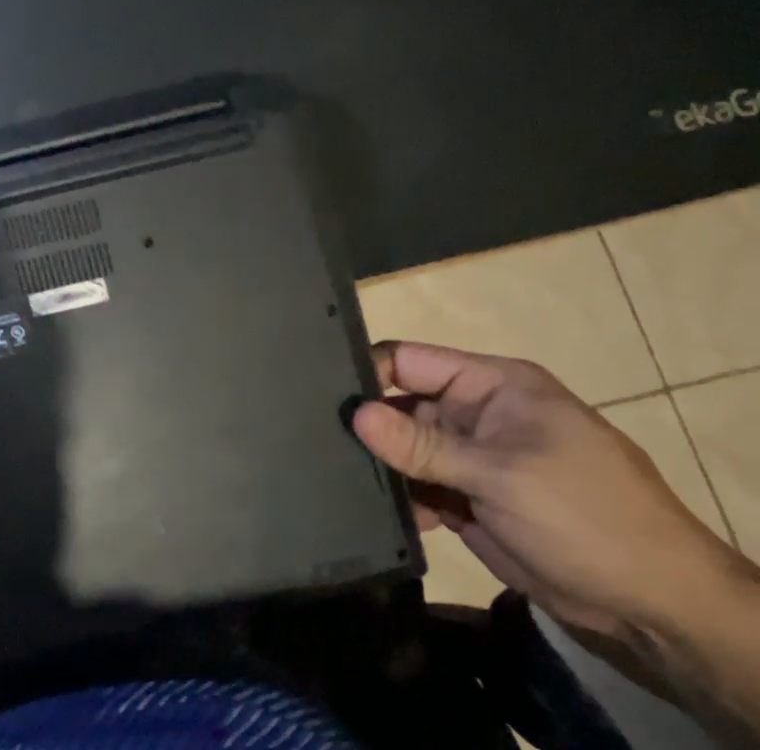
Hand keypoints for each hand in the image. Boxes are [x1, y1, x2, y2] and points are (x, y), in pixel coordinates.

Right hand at [351, 341, 743, 639]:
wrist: (651, 603)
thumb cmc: (587, 517)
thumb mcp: (501, 475)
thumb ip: (422, 445)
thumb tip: (353, 413)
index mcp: (494, 387)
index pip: (409, 360)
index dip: (366, 372)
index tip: (317, 396)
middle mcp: (476, 414)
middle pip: (396, 404)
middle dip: (363, 425)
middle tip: (312, 442)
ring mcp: (469, 457)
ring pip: (399, 448)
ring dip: (376, 466)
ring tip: (335, 479)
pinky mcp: (463, 497)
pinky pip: (412, 486)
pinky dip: (395, 498)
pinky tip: (375, 515)